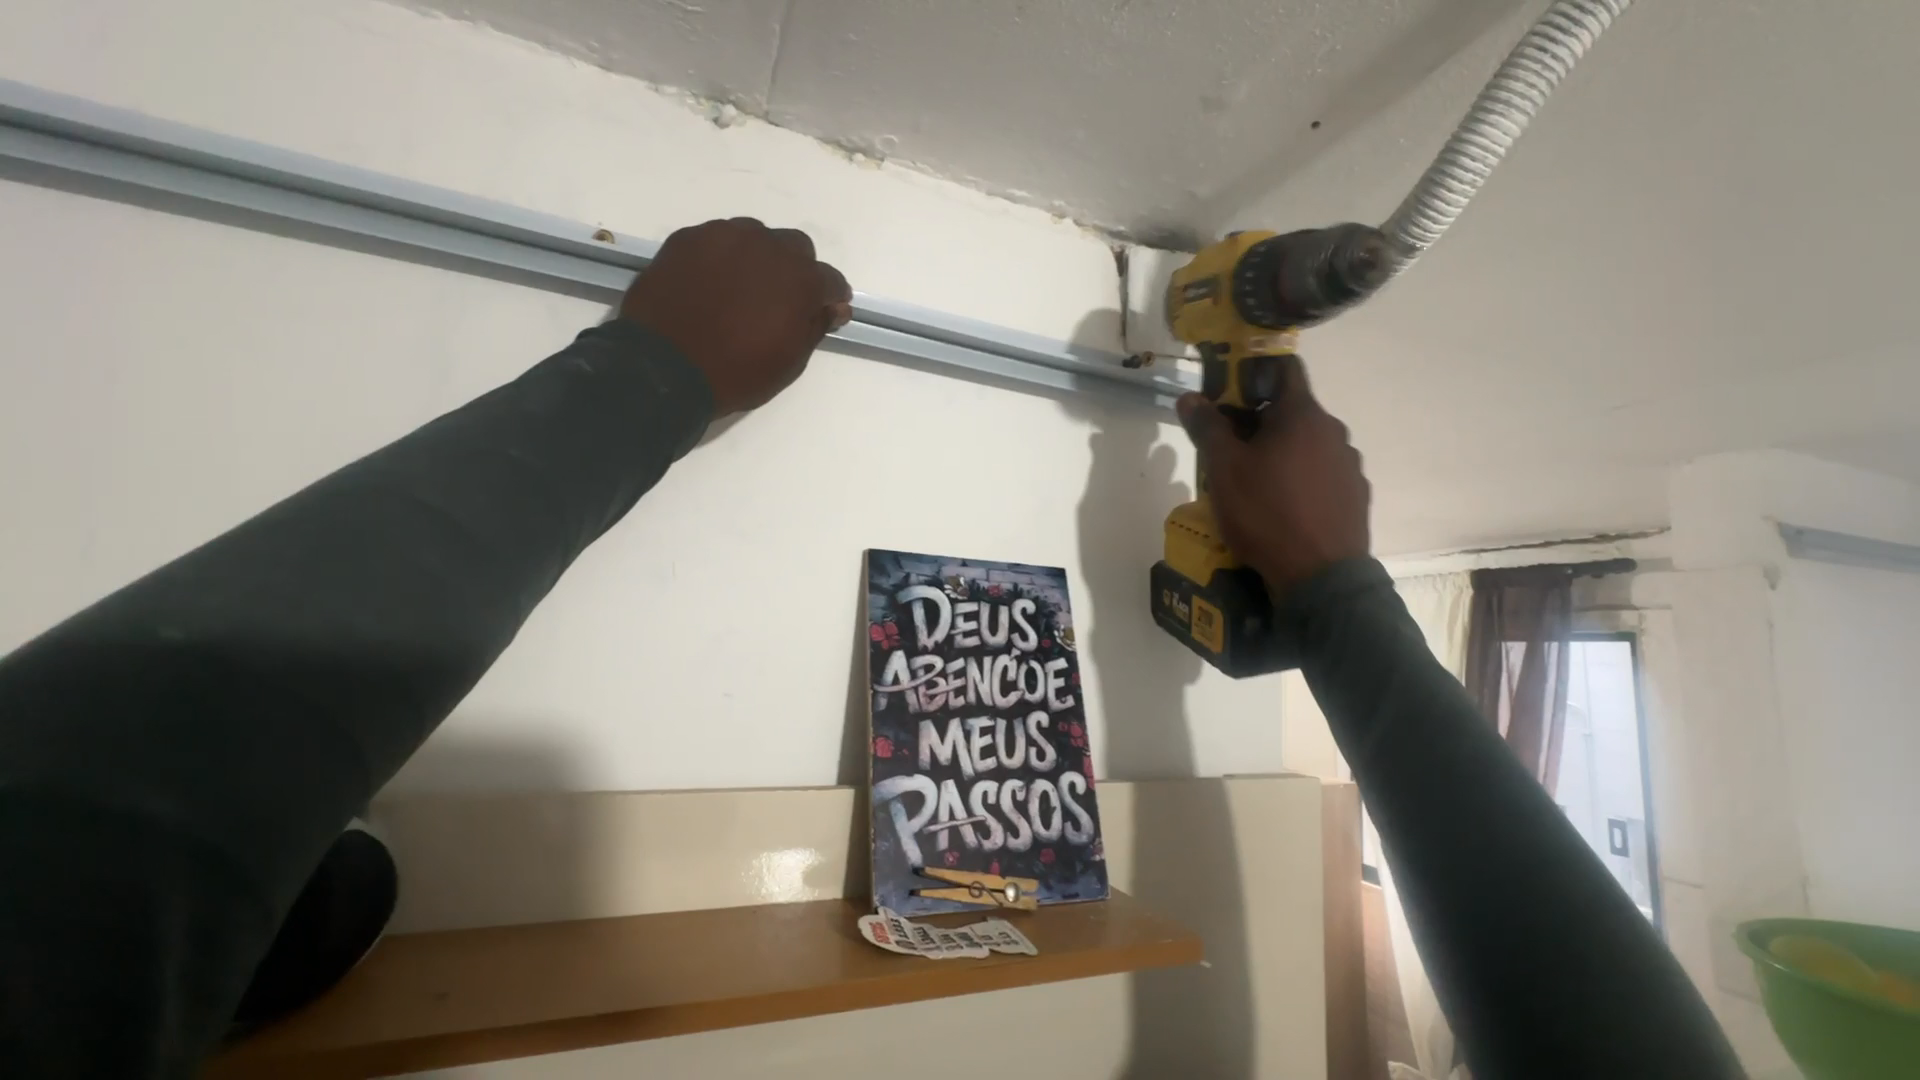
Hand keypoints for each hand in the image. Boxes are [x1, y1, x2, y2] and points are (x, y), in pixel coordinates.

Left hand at [620, 218, 852, 414]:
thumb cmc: (736, 372)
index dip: (831, 298)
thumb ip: (815, 326)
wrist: (663, 367)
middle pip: (796, 247)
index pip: (831, 280)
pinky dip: (724, 258)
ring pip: (756, 237)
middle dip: (796, 270)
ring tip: (743, 288)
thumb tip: (833, 306)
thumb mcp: (790, 361)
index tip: (824, 312)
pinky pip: (718, 240)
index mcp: (800, 279)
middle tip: (781, 300)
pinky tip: (712, 283)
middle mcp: (767, 246)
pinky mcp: (689, 237)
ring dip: (759, 258)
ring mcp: (725, 236)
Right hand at [1176, 356, 1370, 596]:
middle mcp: (1333, 430)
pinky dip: (1301, 481)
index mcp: (1301, 414)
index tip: (1228, 395)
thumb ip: (1207, 428)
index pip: (1284, 369)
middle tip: (1229, 450)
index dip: (1253, 374)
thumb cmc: (1265, 513)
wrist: (1319, 575)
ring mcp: (1349, 464)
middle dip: (1260, 423)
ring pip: (1308, 445)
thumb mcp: (1223, 470)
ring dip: (1282, 454)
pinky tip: (1283, 509)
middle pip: (1293, 411)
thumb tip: (1190, 397)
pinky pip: (1322, 475)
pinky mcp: (1355, 495)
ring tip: (1255, 487)